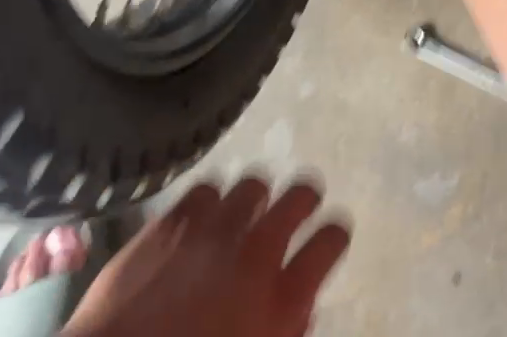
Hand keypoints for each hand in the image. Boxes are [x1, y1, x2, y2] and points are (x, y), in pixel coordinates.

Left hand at [65, 177, 350, 336]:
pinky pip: (205, 187)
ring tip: (248, 207)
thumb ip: (286, 323)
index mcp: (284, 297)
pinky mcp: (172, 221)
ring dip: (256, 197)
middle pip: (300, 196)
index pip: (332, 241)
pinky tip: (206, 212)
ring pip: (253, 184)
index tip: (331, 235)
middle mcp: (256, 252)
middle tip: (301, 204)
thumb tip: (297, 303)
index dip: (335, 235)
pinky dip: (211, 198)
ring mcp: (212, 231)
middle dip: (305, 197)